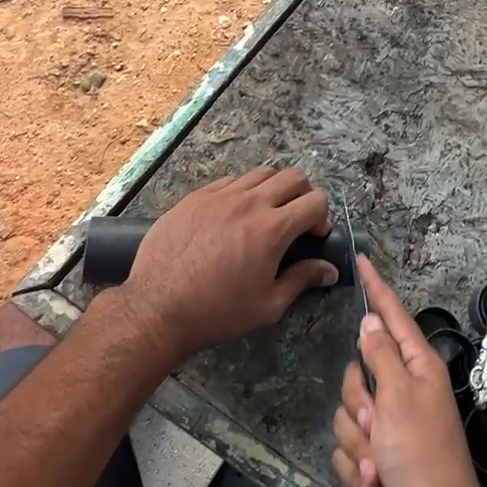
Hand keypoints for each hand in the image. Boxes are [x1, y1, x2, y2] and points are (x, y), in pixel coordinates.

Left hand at [120, 167, 337, 359]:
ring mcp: (220, 195)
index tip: (312, 236)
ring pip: (261, 174)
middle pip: (293, 176)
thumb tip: (330, 269)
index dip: (321, 217)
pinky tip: (230, 218)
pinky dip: (240, 193)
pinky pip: (229, 182)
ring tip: (263, 215)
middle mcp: (250, 202)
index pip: (316, 200)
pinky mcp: (196, 196)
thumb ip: (302, 280)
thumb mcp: (267, 305)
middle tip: (294, 220)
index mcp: (272, 228)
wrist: (157, 308)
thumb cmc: (216, 312)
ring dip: (272, 190)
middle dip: (303, 195)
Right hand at [330, 257, 483, 486]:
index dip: (376, 287)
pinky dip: (358, 469)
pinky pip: (349, 448)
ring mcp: (390, 423)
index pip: (391, 315)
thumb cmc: (421, 455)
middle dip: (360, 404)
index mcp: (417, 366)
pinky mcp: (378, 454)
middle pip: (359, 372)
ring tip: (380, 464)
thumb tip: (370, 320)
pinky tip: (375, 484)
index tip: (362, 259)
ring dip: (360, 444)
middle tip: (376, 426)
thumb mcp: (399, 398)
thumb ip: (381, 356)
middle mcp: (404, 389)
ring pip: (349, 413)